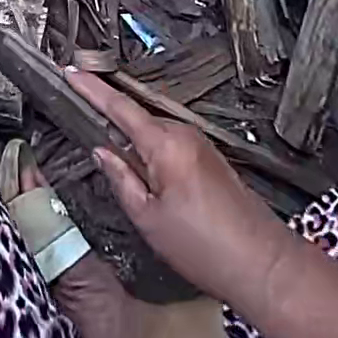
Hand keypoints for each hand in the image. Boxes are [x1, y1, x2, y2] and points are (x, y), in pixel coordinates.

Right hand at [67, 70, 286, 301]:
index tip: (70, 72)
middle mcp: (183, 134)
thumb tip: (101, 151)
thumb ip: (119, 177)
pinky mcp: (209, 155)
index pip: (118, 106)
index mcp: (164, 144)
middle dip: (110, 121)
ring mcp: (199, 143)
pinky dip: (151, 150)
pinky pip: (169, 142)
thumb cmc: (208, 248)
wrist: (267, 266)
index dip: (91, 87)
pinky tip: (149, 176)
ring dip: (132, 141)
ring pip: (152, 131)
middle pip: (135, 117)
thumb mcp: (148, 218)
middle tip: (85, 127)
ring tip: (121, 169)